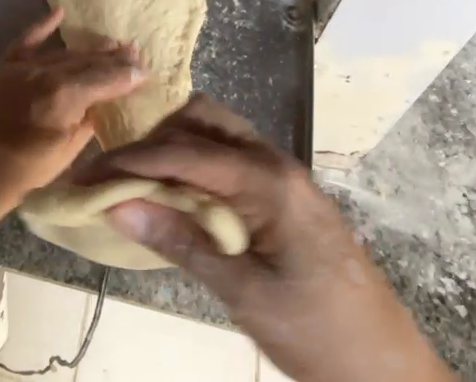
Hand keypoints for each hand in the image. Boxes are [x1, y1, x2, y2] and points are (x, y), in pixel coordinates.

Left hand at [0, 10, 144, 218]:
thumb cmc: (24, 174)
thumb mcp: (67, 152)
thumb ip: (90, 121)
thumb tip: (108, 101)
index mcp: (64, 96)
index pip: (105, 79)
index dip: (127, 76)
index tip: (145, 71)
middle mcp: (45, 73)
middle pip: (87, 61)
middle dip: (113, 59)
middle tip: (134, 52)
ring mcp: (21, 67)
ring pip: (63, 53)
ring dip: (88, 48)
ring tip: (111, 43)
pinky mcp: (2, 68)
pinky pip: (25, 40)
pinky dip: (43, 26)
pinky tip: (60, 13)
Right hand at [74, 97, 453, 381]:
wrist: (387, 370)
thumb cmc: (317, 334)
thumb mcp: (243, 293)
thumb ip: (181, 242)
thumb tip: (117, 207)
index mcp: (269, 182)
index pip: (186, 151)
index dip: (132, 159)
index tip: (88, 173)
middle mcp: (276, 163)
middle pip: (203, 120)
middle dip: (152, 136)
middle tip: (112, 170)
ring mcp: (284, 177)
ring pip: (217, 134)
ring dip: (174, 146)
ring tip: (135, 179)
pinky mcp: (284, 196)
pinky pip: (231, 160)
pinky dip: (196, 164)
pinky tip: (175, 193)